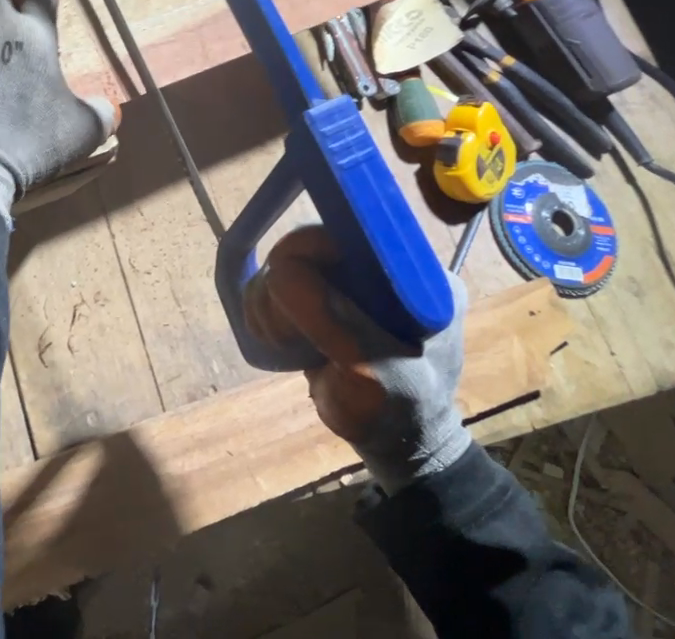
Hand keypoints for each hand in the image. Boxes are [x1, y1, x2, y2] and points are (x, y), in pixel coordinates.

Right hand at [257, 227, 470, 492]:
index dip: (309, 253)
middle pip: (305, 246)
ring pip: (279, 266)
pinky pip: (270, 285)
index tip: (291, 293)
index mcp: (412, 274)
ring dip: (268, 305)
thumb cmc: (396, 411)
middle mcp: (379, 268)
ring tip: (286, 344)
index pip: (347, 230)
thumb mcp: (372, 371)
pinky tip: (278, 340)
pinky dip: (262, 310)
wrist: (396, 444)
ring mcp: (346, 282)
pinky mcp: (319, 297)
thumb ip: (334, 319)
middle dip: (282, 289)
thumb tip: (281, 271)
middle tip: (285, 333)